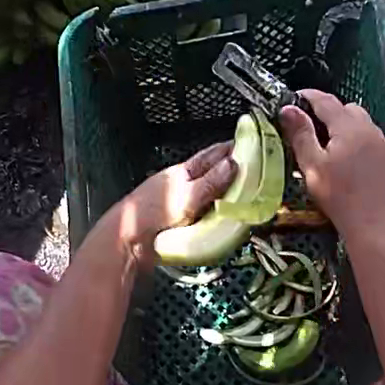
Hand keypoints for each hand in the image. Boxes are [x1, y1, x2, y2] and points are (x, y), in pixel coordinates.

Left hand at [107, 141, 237, 263]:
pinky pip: (205, 211)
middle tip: (255, 168)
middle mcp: (183, 184)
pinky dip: (218, 209)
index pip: (212, 154)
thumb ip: (211, 181)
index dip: (230, 148)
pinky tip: (227, 214)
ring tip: (247, 190)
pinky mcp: (181, 220)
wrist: (130, 240)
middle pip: (212, 172)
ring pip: (209, 191)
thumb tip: (234, 162)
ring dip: (225, 190)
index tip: (250, 144)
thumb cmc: (154, 211)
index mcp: (184, 171)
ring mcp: (182, 202)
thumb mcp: (188, 195)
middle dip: (231, 168)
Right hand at [279, 89, 384, 233]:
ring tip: (327, 142)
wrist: (371, 224)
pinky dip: (358, 140)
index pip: (326, 101)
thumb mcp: (312, 164)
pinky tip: (348, 157)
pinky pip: (371, 139)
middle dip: (327, 111)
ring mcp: (382, 144)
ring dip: (343, 125)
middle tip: (307, 124)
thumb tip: (288, 109)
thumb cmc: (338, 196)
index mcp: (348, 128)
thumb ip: (300, 134)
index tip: (295, 97)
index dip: (308, 96)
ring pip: (361, 123)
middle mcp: (369, 130)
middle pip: (346, 108)